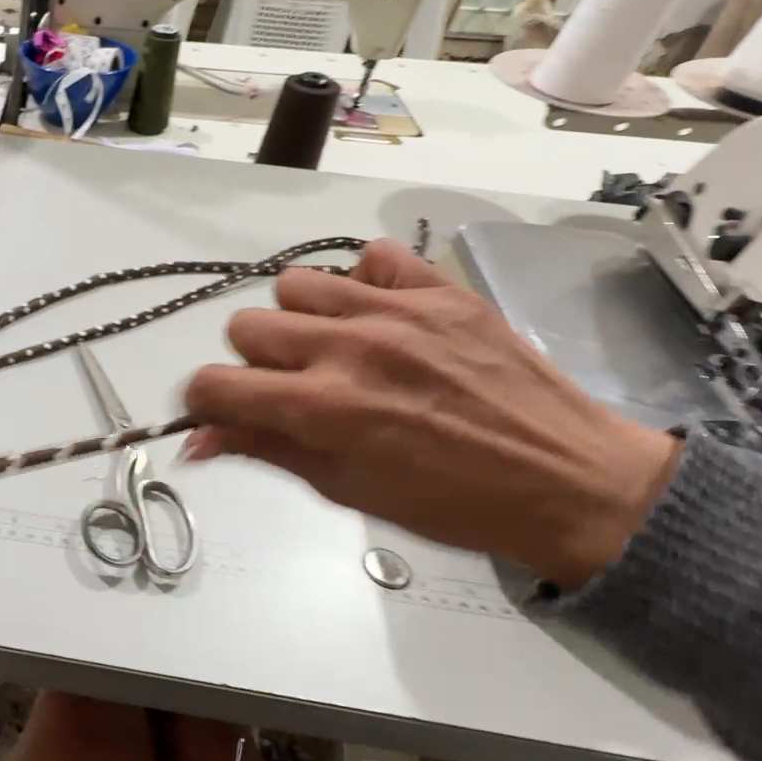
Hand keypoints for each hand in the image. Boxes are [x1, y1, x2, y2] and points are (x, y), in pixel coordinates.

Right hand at [184, 239, 680, 587]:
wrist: (569, 482)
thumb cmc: (448, 504)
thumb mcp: (344, 488)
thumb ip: (264, 449)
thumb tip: (193, 442)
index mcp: (323, 409)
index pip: (213, 383)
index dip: (204, 401)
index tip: (224, 413)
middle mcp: (350, 348)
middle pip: (246, 325)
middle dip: (254, 362)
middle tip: (293, 389)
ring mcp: (398, 310)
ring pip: (296, 284)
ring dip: (299, 320)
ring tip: (334, 350)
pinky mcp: (442, 290)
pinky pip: (372, 256)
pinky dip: (362, 282)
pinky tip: (379, 318)